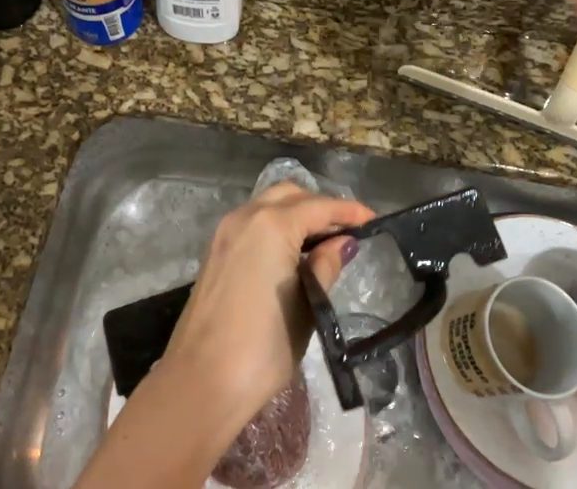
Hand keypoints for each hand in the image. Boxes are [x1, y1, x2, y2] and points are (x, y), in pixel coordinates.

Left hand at [159, 183, 374, 428]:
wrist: (201, 380)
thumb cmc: (263, 346)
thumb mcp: (307, 307)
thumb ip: (326, 266)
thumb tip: (343, 242)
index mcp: (271, 225)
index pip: (319, 206)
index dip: (349, 211)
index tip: (374, 219)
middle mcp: (245, 217)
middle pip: (290, 195)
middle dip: (320, 207)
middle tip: (348, 232)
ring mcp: (226, 232)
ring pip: (268, 204)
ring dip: (297, 214)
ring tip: (325, 242)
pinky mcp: (216, 250)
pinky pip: (252, 222)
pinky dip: (276, 226)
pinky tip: (294, 253)